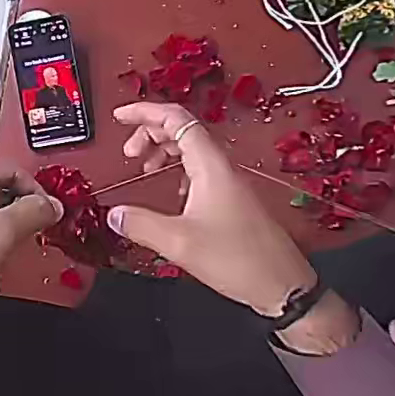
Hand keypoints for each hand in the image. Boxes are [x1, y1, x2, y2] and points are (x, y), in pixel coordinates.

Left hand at [0, 158, 61, 344]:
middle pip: (1, 187)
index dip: (33, 188)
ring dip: (12, 223)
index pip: (7, 169)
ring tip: (19, 239)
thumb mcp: (2, 232)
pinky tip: (3, 252)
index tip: (47, 206)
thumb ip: (34, 211)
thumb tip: (51, 204)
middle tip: (39, 222)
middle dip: (22, 206)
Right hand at [108, 103, 317, 316]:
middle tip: (128, 153)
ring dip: (163, 150)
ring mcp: (227, 181)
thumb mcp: (179, 243)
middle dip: (149, 132)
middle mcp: (220, 166)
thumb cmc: (237, 259)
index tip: (120, 116)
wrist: (281, 284)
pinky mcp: (230, 197)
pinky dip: (177, 170)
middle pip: (181, 129)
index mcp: (209, 164)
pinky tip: (170, 190)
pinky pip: (199, 168)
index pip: (175, 118)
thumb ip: (141, 224)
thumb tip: (113, 214)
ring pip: (190, 149)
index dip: (144, 111)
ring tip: (144, 167)